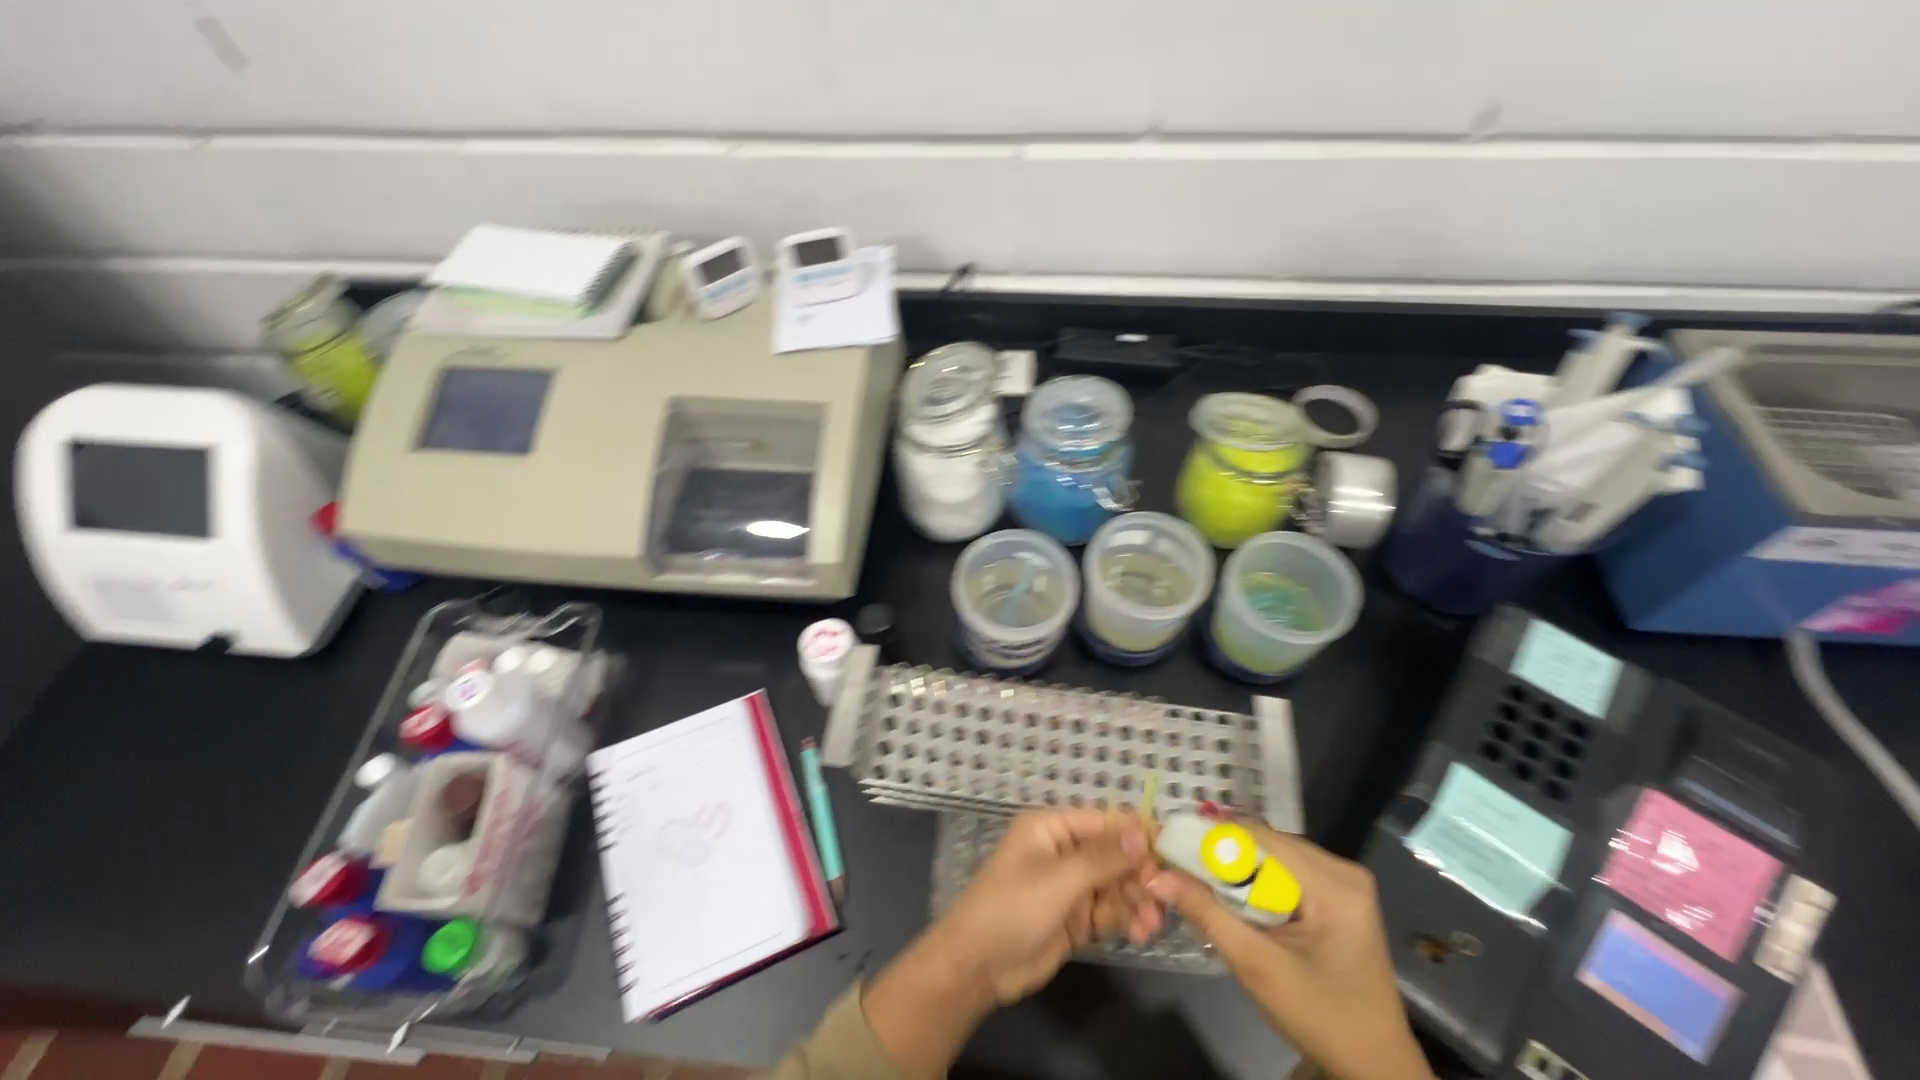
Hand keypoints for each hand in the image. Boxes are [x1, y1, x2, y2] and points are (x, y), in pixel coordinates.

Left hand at [934, 809, 1157, 1001]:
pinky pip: (1110, 911)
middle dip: (1140, 876)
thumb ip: (1102, 857)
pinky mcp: (1076, 918)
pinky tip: (1140, 933)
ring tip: (1150, 925)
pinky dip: (1127, 919)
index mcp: (1051, 828)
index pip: (1104, 822)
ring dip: (1138, 902)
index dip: (1138, 836)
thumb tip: (1143, 831)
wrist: (977, 966)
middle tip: (1161, 900)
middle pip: (1116, 855)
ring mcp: (1070, 886)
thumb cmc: (1011, 909)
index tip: (1171, 854)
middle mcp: (1064, 851)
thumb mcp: (1057, 879)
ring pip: (1117, 885)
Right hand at [1146, 823, 1433, 1079]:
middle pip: (1269, 844)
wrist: (1373, 1061)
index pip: (1262, 839)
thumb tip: (1157, 877)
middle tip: (1178, 868)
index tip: (1170, 845)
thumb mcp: (1256, 966)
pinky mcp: (1341, 898)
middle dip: (1223, 855)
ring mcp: (1346, 883)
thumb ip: (1207, 914)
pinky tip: (1235, 899)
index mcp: (1334, 885)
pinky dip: (1258, 881)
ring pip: (1276, 856)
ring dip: (1238, 868)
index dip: (1212, 838)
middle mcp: (1344, 872)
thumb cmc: (1319, 1016)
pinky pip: (1289, 873)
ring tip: (1198, 882)